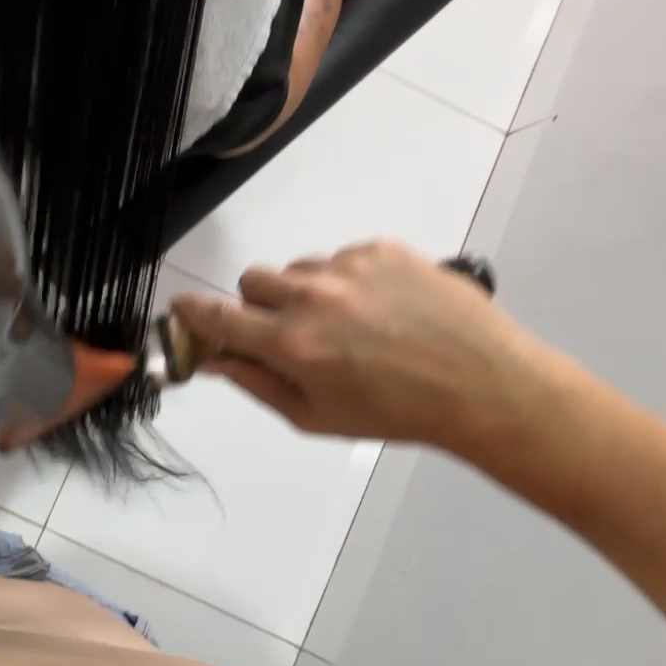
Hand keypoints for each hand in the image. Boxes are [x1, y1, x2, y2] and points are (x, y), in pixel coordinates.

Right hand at [169, 241, 562, 448]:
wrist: (485, 386)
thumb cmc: (392, 414)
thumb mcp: (313, 416)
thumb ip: (254, 383)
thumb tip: (212, 359)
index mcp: (291, 344)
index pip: (218, 317)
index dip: (191, 311)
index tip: (180, 308)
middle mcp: (313, 298)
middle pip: (251, 280)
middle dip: (258, 305)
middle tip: (287, 332)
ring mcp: (350, 267)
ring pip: (297, 270)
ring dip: (303, 293)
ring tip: (346, 323)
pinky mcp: (383, 249)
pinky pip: (339, 259)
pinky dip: (344, 282)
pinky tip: (378, 308)